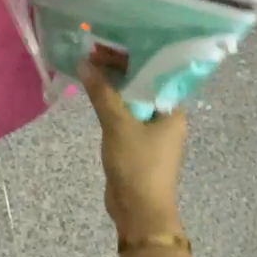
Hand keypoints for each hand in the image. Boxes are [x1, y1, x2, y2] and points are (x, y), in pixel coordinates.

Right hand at [79, 49, 186, 239]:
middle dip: (118, 68)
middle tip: (91, 53)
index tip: (107, 43)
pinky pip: (122, 115)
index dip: (131, 55)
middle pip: (141, 83)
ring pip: (130, 99)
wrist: (138, 212)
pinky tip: (92, 93)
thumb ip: (101, 92)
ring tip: (88, 67)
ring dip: (111, 85)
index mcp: (171, 110)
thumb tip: (84, 63)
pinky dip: (109, 103)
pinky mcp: (135, 143)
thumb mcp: (117, 125)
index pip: (154, 72)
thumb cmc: (137, 165)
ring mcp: (150, 131)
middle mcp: (165, 117)